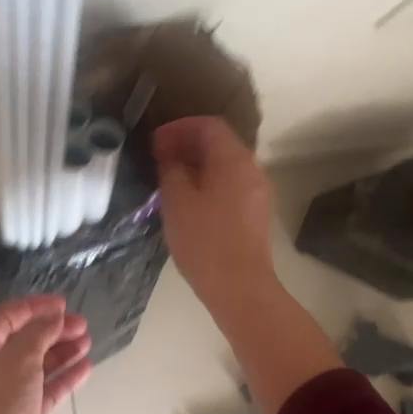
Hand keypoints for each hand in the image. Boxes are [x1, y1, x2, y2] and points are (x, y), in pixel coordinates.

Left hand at [0, 296, 91, 413]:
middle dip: (51, 330)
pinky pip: (49, 390)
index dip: (31, 308)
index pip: (3, 319)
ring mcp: (10, 396)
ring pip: (38, 366)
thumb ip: (37, 334)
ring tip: (87, 342)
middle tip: (82, 325)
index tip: (61, 304)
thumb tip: (53, 317)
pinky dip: (66, 378)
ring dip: (61, 352)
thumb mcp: (17, 361)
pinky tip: (86, 368)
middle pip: (23, 341)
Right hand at [153, 116, 278, 308]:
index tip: (155, 143)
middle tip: (159, 159)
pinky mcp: (255, 215)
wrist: (240, 288)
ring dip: (197, 167)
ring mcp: (257, 193)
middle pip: (220, 144)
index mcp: (234, 159)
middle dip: (187, 146)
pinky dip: (208, 185)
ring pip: (225, 168)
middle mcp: (252, 169)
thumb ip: (172, 172)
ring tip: (170, 182)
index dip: (179, 128)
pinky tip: (188, 204)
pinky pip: (230, 187)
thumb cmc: (205, 242)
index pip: (208, 125)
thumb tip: (171, 158)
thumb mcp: (177, 203)